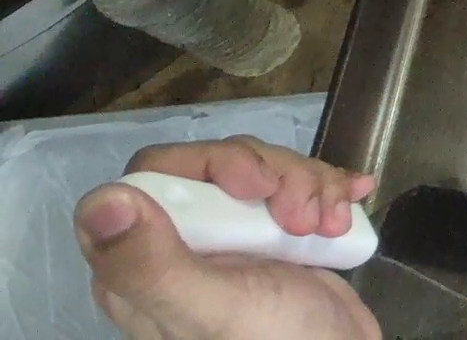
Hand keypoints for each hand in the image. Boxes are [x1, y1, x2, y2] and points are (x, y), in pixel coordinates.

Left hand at [72, 135, 380, 339]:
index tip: (256, 186)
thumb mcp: (208, 307)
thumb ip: (151, 263)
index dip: (211, 164)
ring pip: (275, 170)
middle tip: (304, 216)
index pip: (160, 174)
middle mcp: (189, 242)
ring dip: (317, 186)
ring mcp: (242, 237)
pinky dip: (340, 187)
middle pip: (227, 164)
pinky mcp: (288, 233)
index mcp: (147, 261)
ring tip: (332, 225)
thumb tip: (104, 200)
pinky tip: (357, 198)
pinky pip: (313, 184)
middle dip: (282, 176)